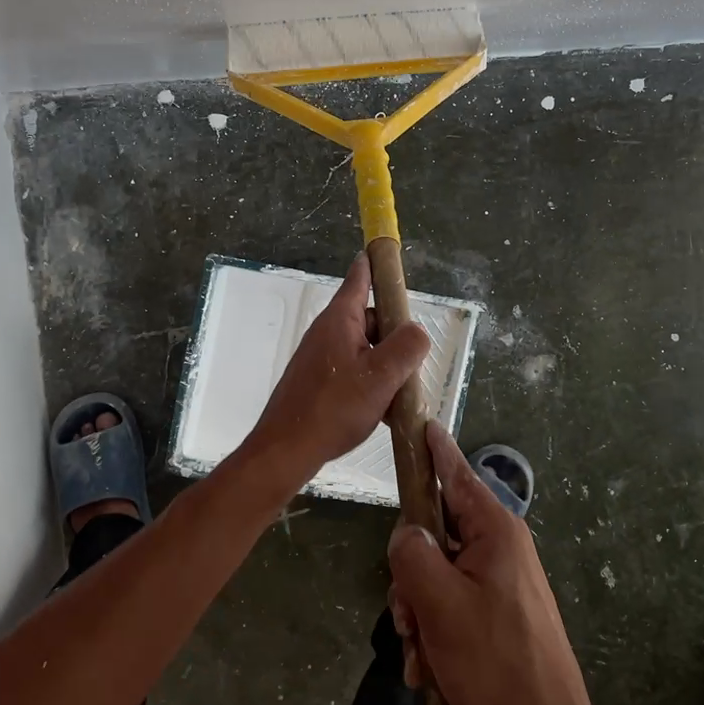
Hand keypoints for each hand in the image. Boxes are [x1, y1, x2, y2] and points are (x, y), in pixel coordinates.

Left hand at [241, 253, 430, 481]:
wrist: (286, 451)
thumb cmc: (334, 408)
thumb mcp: (383, 376)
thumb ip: (408, 346)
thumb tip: (417, 331)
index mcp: (341, 320)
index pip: (360, 279)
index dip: (375, 265)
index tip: (385, 253)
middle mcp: (328, 332)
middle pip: (372, 320)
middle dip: (395, 337)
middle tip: (411, 366)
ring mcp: (321, 358)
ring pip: (365, 350)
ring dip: (385, 367)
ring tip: (397, 396)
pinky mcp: (317, 382)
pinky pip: (353, 372)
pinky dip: (370, 384)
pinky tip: (380, 412)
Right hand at [386, 423, 606, 704]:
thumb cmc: (496, 659)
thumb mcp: (441, 604)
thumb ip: (413, 556)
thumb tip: (406, 531)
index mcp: (495, 531)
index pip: (457, 474)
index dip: (435, 449)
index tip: (421, 421)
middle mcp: (500, 548)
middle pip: (437, 534)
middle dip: (412, 575)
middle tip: (407, 615)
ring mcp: (500, 582)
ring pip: (440, 575)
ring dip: (420, 611)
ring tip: (422, 652)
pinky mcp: (498, 613)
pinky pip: (453, 605)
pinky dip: (436, 632)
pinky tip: (431, 667)